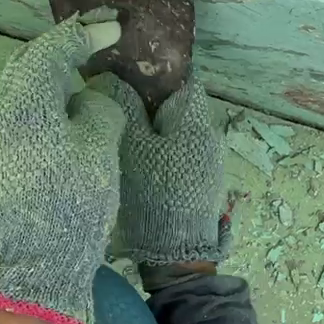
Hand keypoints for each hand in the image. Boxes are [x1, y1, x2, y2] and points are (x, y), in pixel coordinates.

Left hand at [0, 16, 125, 323]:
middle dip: (58, 58)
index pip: (50, 53)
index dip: (83, 36)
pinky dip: (41, 120)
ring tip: (82, 95)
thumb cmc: (71, 203)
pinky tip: (63, 131)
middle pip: (26, 71)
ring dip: (49, 93)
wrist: (29, 270)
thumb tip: (83, 101)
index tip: (111, 29)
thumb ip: (95, 111)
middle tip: (89, 50)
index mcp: (21, 105)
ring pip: (20, 103)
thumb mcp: (99, 149)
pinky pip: (17, 129)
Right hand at [94, 71, 230, 271]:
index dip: (154, 71)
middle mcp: (209, 134)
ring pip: (176, 129)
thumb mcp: (132, 145)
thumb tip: (113, 77)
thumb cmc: (154, 192)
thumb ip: (125, 106)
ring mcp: (208, 160)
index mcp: (196, 118)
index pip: (182, 77)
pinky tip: (137, 156)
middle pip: (177, 104)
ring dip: (152, 126)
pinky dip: (159, 147)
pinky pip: (178, 150)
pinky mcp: (201, 181)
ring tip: (120, 128)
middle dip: (148, 100)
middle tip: (114, 101)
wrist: (176, 252)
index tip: (126, 72)